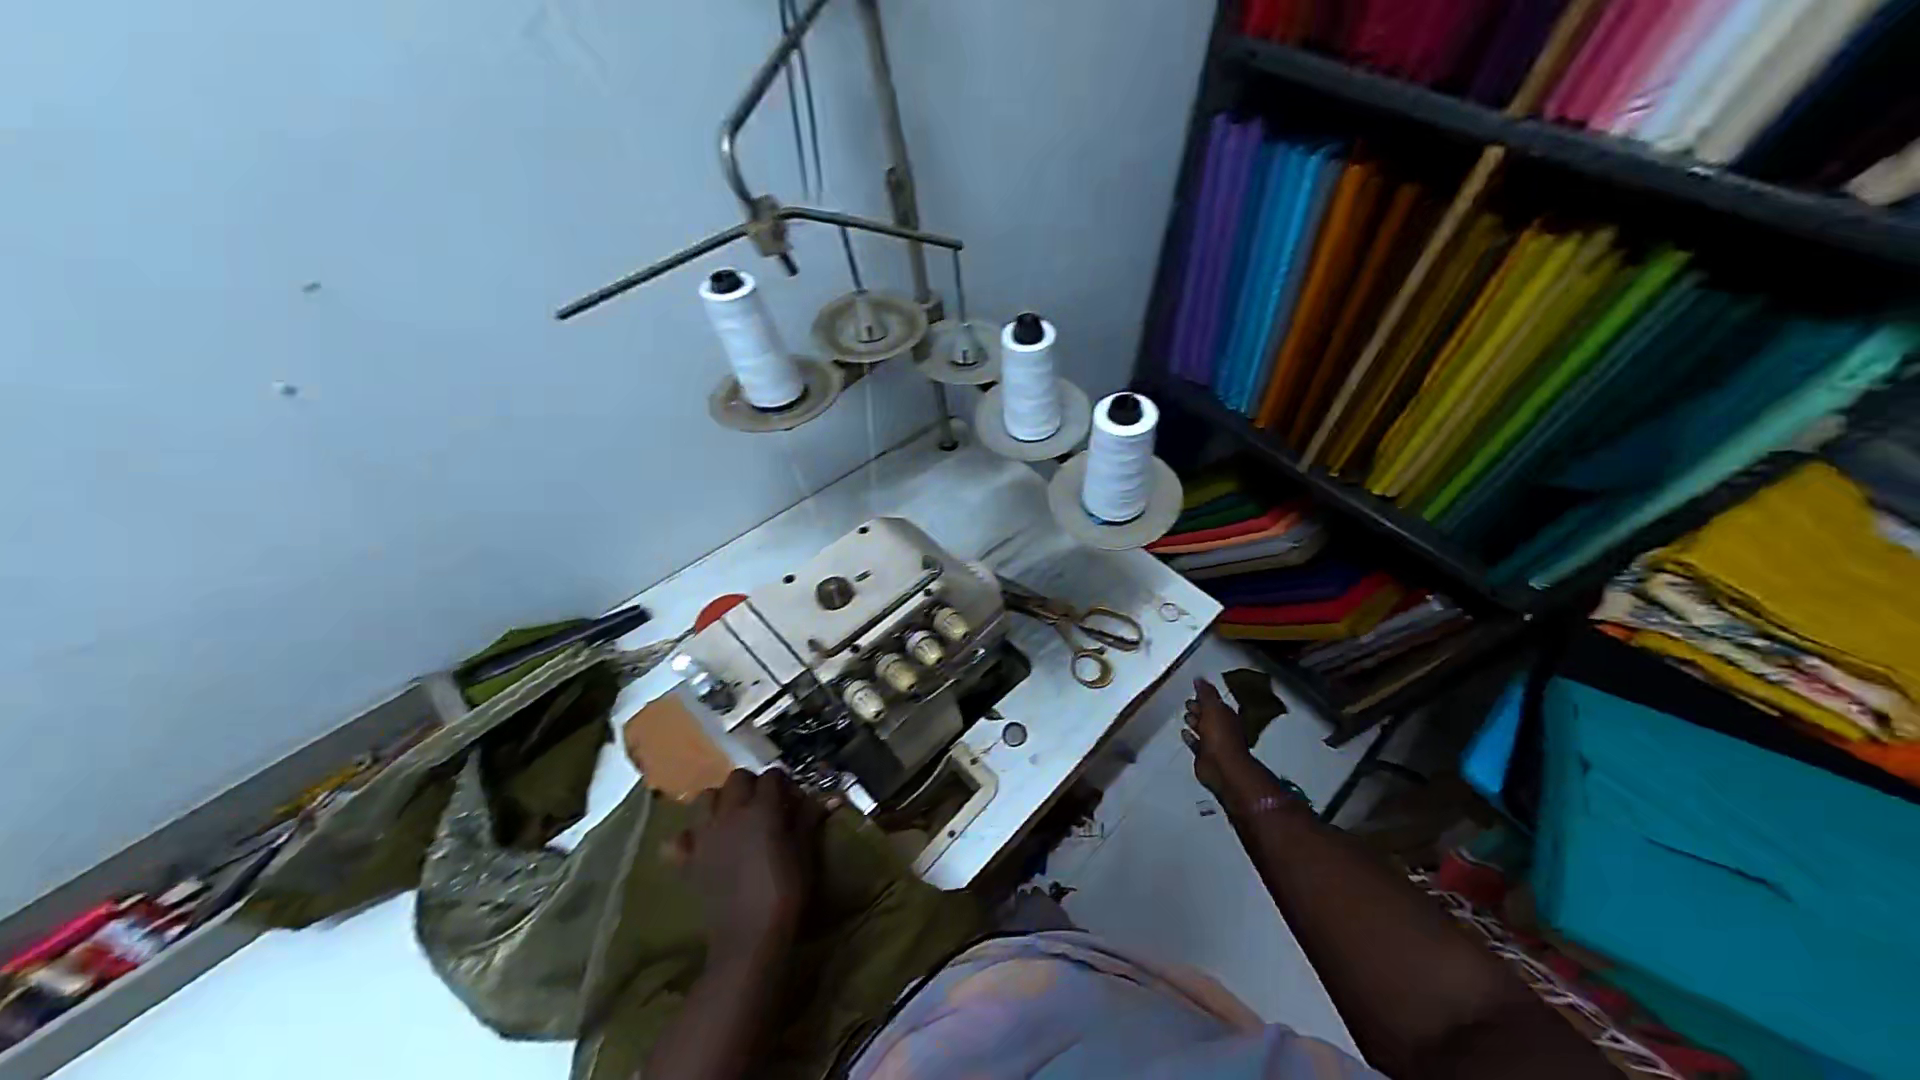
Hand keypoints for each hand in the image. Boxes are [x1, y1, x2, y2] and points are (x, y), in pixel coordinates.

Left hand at [668, 769, 825, 955]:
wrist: (749, 938)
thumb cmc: (785, 892)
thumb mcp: (805, 853)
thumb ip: (809, 819)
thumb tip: (825, 798)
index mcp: (762, 808)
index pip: (772, 776)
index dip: (784, 783)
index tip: (793, 799)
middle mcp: (730, 812)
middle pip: (737, 778)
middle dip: (752, 785)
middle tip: (766, 806)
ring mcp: (705, 834)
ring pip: (706, 798)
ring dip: (721, 801)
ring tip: (734, 819)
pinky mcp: (688, 859)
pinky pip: (680, 837)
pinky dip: (690, 836)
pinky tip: (704, 845)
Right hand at [1183, 678, 1280, 811]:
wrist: (1222, 768)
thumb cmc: (1220, 736)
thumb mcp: (1213, 708)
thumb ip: (1205, 693)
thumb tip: (1199, 678)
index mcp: (1226, 716)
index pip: (1215, 702)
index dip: (1205, 696)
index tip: (1194, 689)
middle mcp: (1222, 729)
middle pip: (1208, 715)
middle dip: (1199, 709)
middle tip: (1188, 703)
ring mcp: (1214, 743)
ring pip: (1202, 729)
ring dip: (1194, 722)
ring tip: (1185, 716)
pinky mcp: (1204, 756)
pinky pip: (1195, 744)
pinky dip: (1190, 738)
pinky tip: (1184, 733)